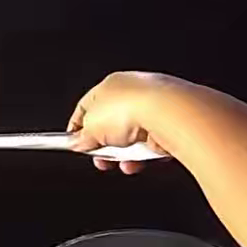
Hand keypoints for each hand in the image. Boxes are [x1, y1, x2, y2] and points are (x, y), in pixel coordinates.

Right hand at [66, 72, 197, 173]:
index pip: (87, 107)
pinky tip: (141, 159)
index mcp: (109, 84)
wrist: (168, 113)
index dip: (79, 128)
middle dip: (105, 146)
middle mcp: (133, 90)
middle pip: (112, 124)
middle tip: (101, 159)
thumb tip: (77, 142)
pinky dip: (146, 155)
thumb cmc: (130, 110)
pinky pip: (152, 143)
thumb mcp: (90, 129)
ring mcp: (154, 106)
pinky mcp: (171, 122)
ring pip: (133, 137)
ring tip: (124, 162)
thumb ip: (81, 137)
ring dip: (125, 155)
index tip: (75, 144)